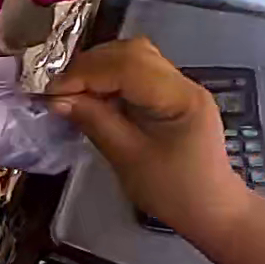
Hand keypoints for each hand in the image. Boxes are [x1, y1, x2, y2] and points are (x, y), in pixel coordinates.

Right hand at [48, 38, 253, 241]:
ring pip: (132, 57)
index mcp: (180, 98)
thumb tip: (58, 99)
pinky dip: (109, 78)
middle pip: (130, 53)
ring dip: (98, 69)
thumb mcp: (128, 159)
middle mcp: (182, 83)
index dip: (85, 74)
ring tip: (73, 93)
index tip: (53, 93)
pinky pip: (135, 72)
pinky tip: (93, 96)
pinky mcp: (169, 94)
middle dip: (89, 67)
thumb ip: (95, 122)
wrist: (211, 210)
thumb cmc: (174, 192)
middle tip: (60, 93)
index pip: (127, 66)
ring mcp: (178, 86)